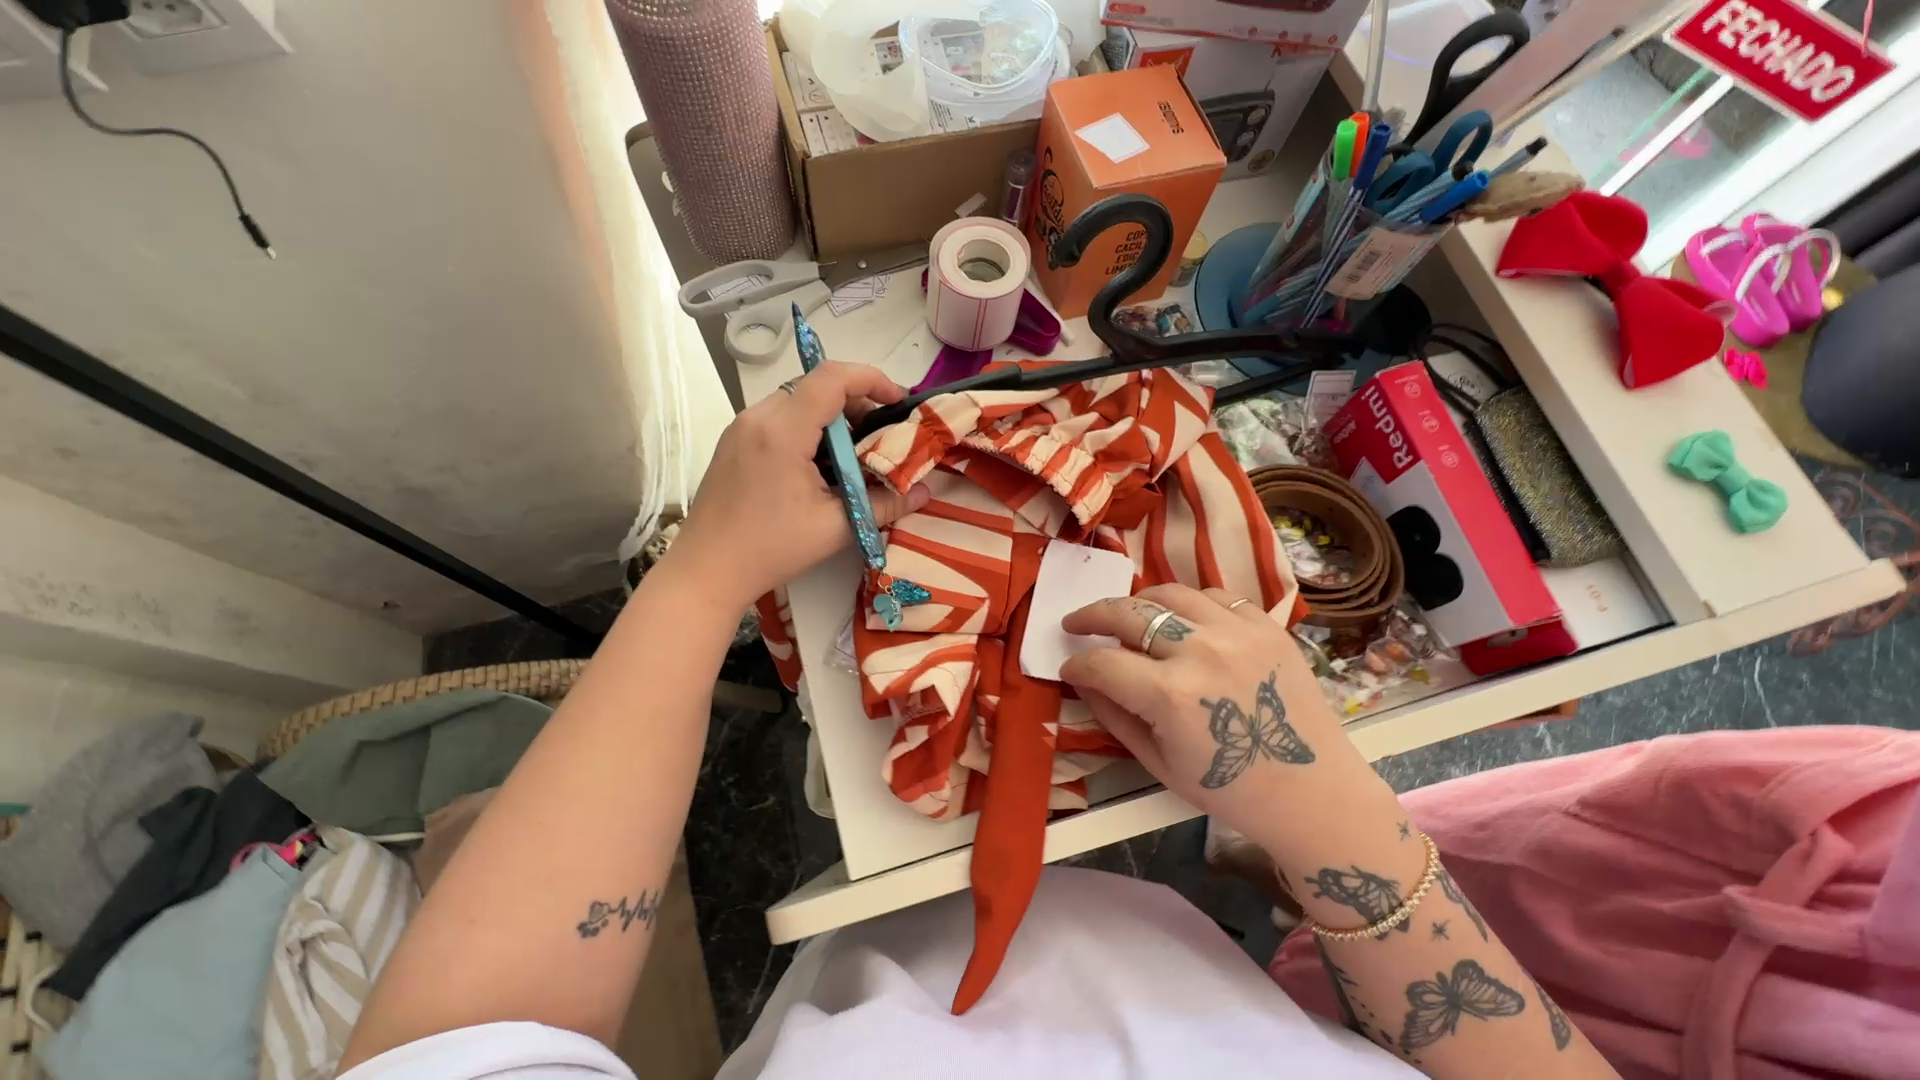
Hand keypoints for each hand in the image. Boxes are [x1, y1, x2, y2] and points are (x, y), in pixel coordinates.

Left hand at [668, 362, 929, 609]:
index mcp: (783, 431)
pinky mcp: (734, 443)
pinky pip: (779, 419)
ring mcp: (741, 428)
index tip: (898, 400)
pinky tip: (821, 467)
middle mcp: (758, 418)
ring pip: (797, 401)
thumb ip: (884, 505)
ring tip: (855, 455)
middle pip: (816, 387)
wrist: (706, 571)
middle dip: (857, 404)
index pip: (832, 378)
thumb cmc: (770, 549)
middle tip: (883, 437)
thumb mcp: (835, 528)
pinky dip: (808, 430)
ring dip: (832, 419)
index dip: (872, 379)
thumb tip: (925, 493)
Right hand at [1059, 584, 1388, 862]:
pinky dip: (1190, 604)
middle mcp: (1201, 651)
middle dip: (1092, 616)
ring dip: (1140, 603)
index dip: (1077, 663)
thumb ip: (1113, 714)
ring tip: (1129, 617)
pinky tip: (1183, 622)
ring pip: (1171, 594)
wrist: (1313, 793)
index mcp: (1170, 695)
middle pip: (1129, 613)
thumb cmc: (1230, 791)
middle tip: (1076, 622)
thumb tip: (1080, 679)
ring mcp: (1238, 632)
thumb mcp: (1158, 762)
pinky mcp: (1267, 626)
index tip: (1069, 666)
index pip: (1102, 663)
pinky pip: (1216, 596)